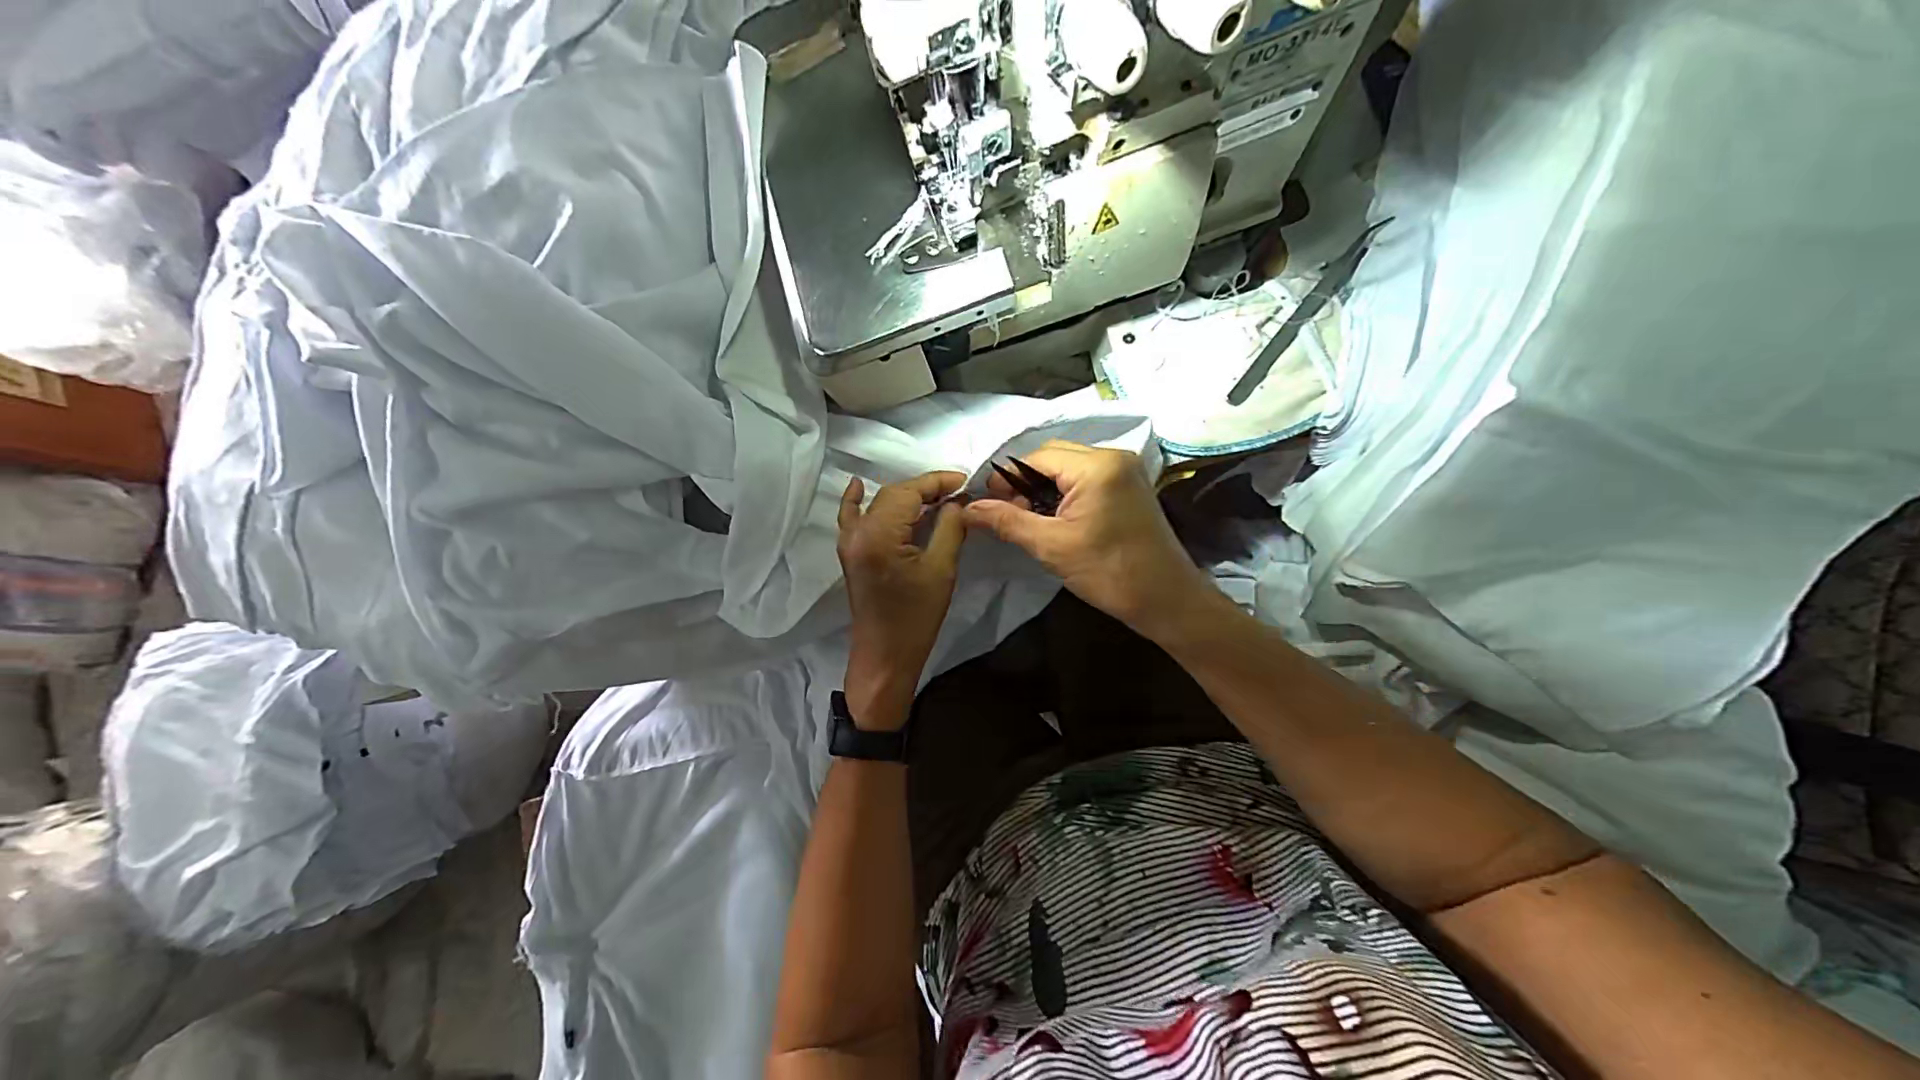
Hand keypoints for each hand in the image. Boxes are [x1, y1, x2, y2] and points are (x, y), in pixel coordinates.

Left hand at [837, 471, 968, 731]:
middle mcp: (857, 531)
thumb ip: (950, 527)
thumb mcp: (941, 569)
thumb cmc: (916, 617)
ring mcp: (849, 542)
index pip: (908, 492)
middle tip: (958, 491)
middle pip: (893, 495)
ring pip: (878, 504)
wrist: (885, 656)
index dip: (936, 482)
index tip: (965, 480)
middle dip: (925, 489)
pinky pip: (851, 518)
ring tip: (937, 498)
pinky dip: (856, 501)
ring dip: (906, 497)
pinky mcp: (850, 553)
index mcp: (878, 533)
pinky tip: (858, 485)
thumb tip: (958, 501)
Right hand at [963, 441, 1214, 642]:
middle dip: (1025, 482)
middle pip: (1053, 457)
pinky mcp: (1130, 487)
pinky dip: (1066, 494)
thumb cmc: (1109, 572)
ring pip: (1069, 468)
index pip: (1036, 457)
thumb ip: (1008, 521)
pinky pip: (1087, 479)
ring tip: (1029, 519)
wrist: (1166, 599)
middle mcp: (1114, 457)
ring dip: (1045, 488)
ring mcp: (1126, 471)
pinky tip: (1055, 519)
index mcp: (1096, 466)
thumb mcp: (1051, 546)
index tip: (988, 504)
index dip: (1008, 479)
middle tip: (1008, 513)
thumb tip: (969, 508)